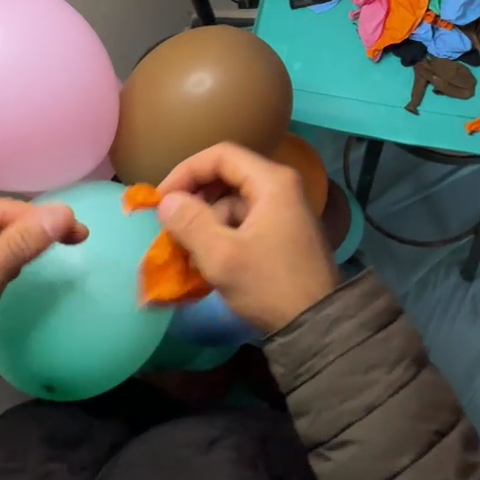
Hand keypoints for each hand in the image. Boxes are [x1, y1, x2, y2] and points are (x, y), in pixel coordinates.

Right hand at [155, 143, 340, 332]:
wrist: (317, 324)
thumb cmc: (270, 284)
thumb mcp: (222, 256)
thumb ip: (190, 223)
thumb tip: (166, 201)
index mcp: (272, 181)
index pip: (221, 155)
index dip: (186, 171)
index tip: (161, 199)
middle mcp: (281, 187)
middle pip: (228, 176)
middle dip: (195, 197)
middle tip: (169, 223)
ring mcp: (285, 210)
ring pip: (235, 201)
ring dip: (207, 219)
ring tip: (184, 248)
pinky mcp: (283, 232)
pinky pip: (245, 220)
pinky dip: (222, 233)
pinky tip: (206, 259)